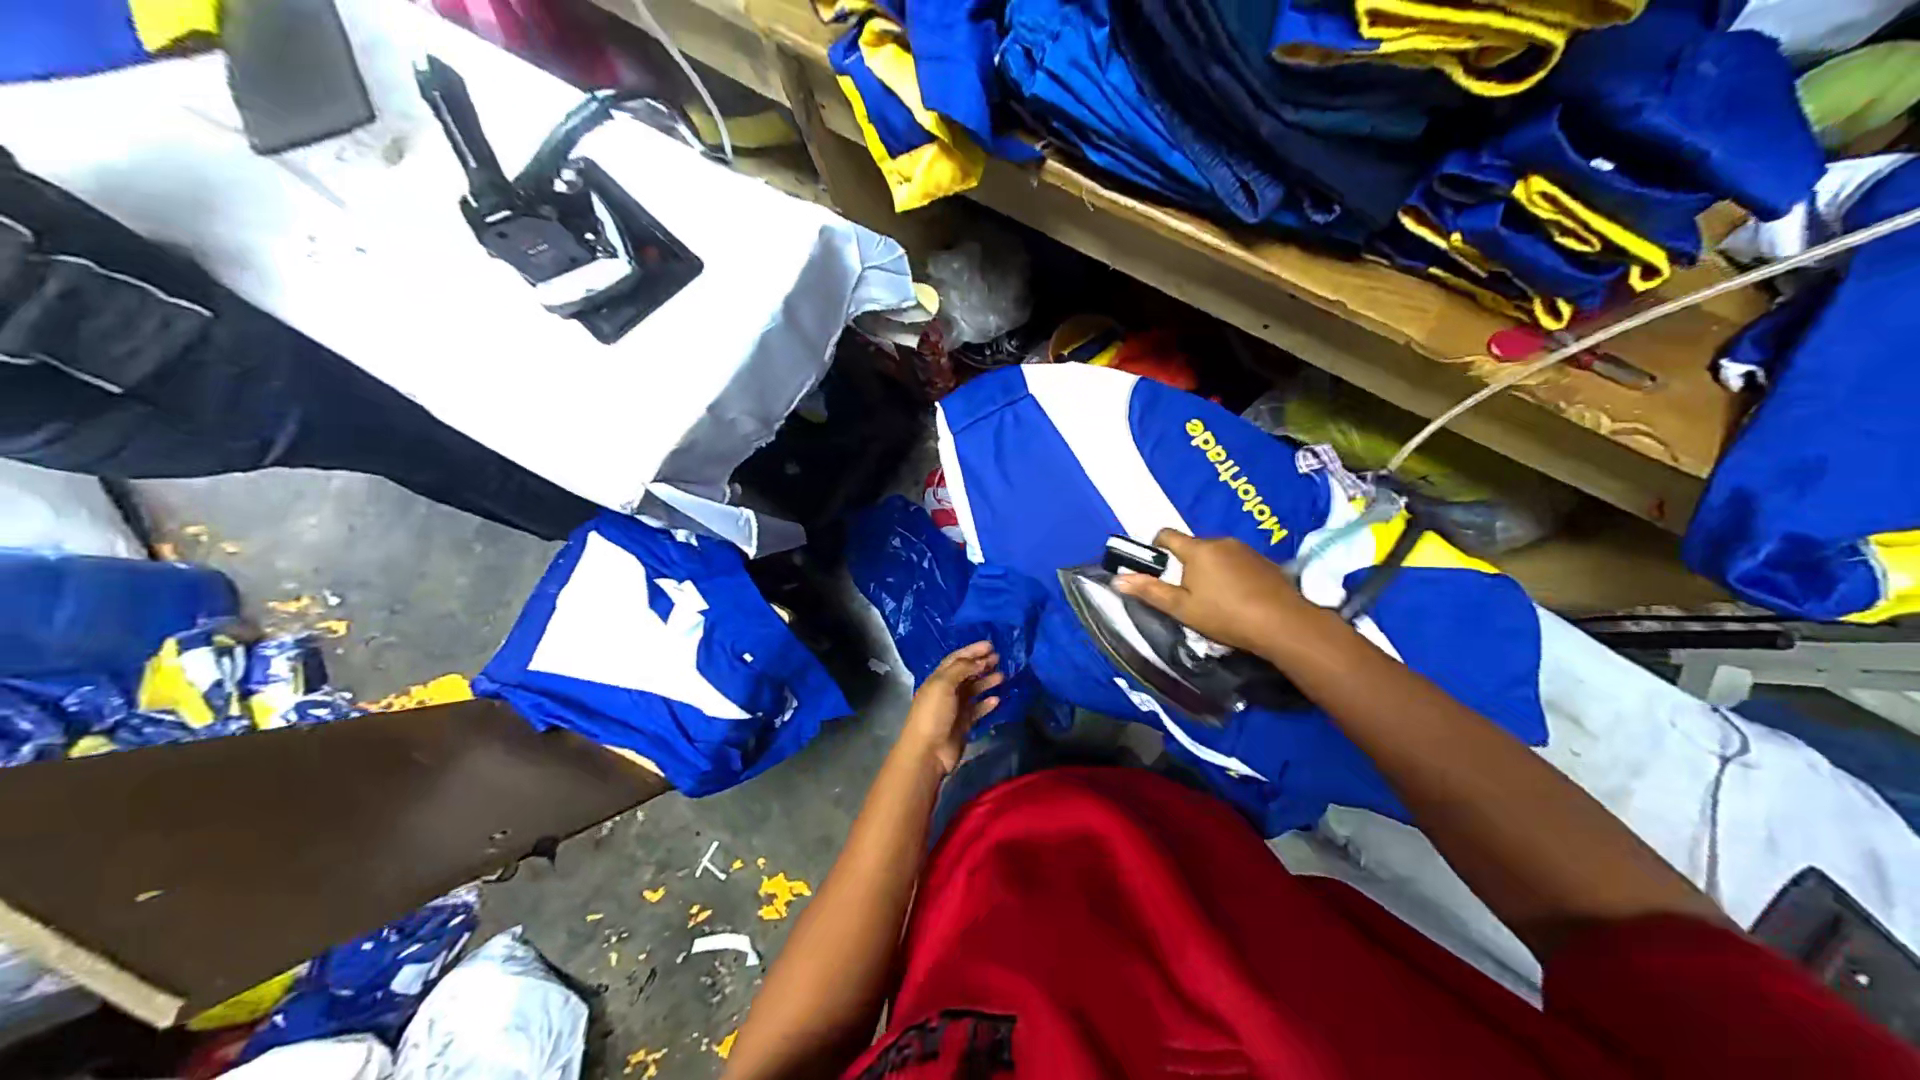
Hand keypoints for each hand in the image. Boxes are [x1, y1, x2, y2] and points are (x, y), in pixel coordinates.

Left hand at [898, 642, 1003, 774]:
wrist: (928, 751)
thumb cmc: (933, 714)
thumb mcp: (943, 685)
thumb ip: (961, 669)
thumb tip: (979, 661)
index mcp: (938, 679)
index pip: (956, 659)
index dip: (972, 651)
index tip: (990, 645)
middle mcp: (946, 691)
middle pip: (966, 673)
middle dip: (981, 664)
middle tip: (999, 658)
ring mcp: (955, 708)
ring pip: (973, 690)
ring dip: (987, 682)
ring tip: (1002, 676)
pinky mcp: (963, 724)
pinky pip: (977, 709)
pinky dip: (987, 703)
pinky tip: (997, 699)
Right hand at [1111, 529, 1323, 657]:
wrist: (1284, 624)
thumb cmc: (1226, 615)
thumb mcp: (1182, 608)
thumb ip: (1150, 591)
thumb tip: (1117, 579)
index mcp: (1197, 549)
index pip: (1166, 535)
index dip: (1155, 548)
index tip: (1156, 570)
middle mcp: (1220, 541)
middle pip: (1192, 547)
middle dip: (1185, 566)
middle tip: (1186, 595)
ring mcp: (1246, 549)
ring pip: (1216, 554)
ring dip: (1209, 570)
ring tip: (1214, 600)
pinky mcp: (1265, 561)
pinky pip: (1237, 562)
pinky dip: (1231, 575)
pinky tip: (1238, 599)